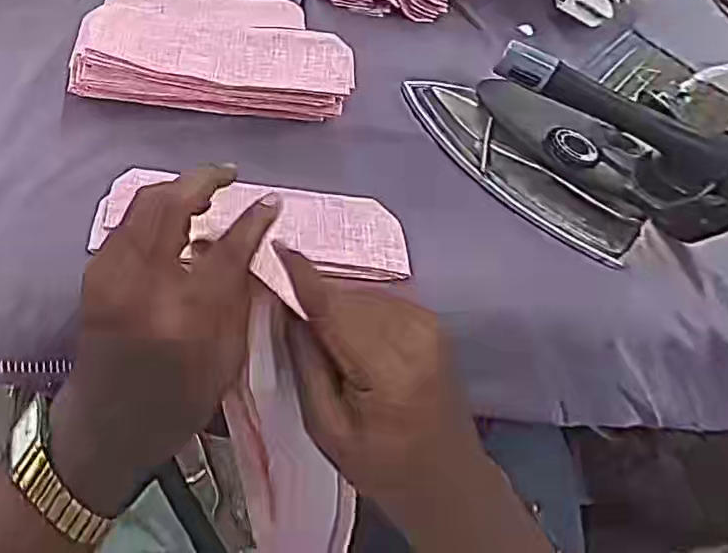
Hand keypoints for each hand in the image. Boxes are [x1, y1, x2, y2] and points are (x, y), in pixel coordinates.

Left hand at [50, 166, 278, 515]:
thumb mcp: (225, 360)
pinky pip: (129, 219)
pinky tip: (176, 214)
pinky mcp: (95, 269)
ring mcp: (110, 272)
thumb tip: (248, 242)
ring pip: (145, 201)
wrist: (103, 426)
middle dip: (205, 179)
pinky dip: (156, 206)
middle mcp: (142, 285)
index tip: (269, 201)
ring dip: (178, 187)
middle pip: (172, 204)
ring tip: (206, 191)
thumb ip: (238, 295)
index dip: (252, 220)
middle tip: (229, 175)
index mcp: (184, 317)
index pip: (225, 248)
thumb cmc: (174, 404)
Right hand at [282, 249, 549, 550]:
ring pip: (357, 293)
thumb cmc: (385, 466)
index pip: (335, 309)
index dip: (303, 277)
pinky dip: (356, 310)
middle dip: (315, 303)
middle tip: (298, 331)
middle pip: (343, 297)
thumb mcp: (328, 431)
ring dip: (336, 307)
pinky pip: (375, 297)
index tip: (277, 248)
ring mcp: (426, 321)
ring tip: (332, 347)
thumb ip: (305, 363)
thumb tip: (286, 306)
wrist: (450, 479)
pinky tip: (355, 341)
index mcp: (390, 372)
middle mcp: (413, 335)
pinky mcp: (429, 316)